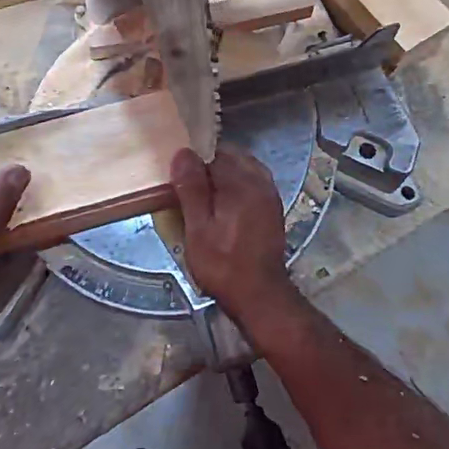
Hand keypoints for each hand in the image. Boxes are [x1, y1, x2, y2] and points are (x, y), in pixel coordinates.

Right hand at [170, 146, 294, 316]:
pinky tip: (222, 203)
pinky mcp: (272, 208)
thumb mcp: (198, 228)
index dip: (192, 161)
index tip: (176, 176)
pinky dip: (235, 185)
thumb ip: (191, 188)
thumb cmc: (222, 263)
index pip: (213, 153)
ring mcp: (269, 195)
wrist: (259, 295)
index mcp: (241, 184)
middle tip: (186, 186)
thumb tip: (183, 153)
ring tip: (202, 194)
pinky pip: (251, 182)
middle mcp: (260, 183)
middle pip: (230, 157)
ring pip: (242, 168)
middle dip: (208, 164)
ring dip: (222, 174)